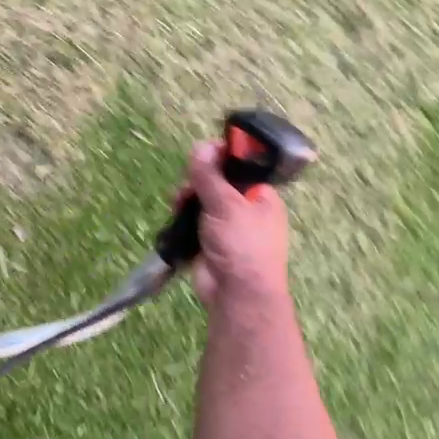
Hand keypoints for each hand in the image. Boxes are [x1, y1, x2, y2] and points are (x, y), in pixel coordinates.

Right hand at [181, 141, 289, 306]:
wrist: (237, 293)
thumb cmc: (241, 245)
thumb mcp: (226, 204)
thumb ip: (210, 174)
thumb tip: (201, 145)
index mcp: (261, 196)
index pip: (240, 165)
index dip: (219, 157)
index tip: (201, 156)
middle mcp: (246, 208)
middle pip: (215, 180)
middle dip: (197, 180)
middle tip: (188, 188)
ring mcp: (227, 224)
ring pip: (201, 198)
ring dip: (187, 197)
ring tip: (179, 205)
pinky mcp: (209, 238)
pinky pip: (193, 216)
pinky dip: (184, 214)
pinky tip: (176, 216)